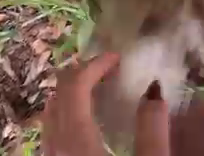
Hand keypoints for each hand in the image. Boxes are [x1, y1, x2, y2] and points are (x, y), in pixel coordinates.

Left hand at [42, 53, 170, 155]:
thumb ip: (152, 129)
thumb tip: (154, 87)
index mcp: (77, 140)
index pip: (76, 87)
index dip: (95, 64)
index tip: (118, 56)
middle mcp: (56, 147)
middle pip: (59, 95)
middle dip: (82, 73)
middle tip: (108, 68)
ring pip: (50, 115)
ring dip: (71, 94)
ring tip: (95, 89)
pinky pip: (50, 134)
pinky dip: (64, 114)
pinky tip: (83, 123)